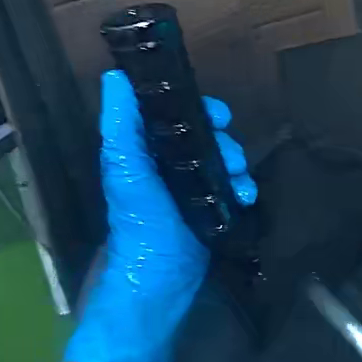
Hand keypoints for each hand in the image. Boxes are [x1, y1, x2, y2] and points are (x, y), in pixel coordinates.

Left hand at [62, 70, 256, 361]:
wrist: (161, 283)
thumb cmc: (141, 225)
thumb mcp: (127, 172)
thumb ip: (122, 127)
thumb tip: (115, 78)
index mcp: (143, 150)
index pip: (172, 112)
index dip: (197, 106)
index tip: (219, 115)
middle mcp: (166, 163)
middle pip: (204, 133)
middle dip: (224, 140)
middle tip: (232, 155)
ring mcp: (190, 186)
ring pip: (221, 157)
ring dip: (237, 163)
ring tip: (240, 183)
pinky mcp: (210, 207)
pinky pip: (232, 184)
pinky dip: (243, 186)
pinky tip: (246, 197)